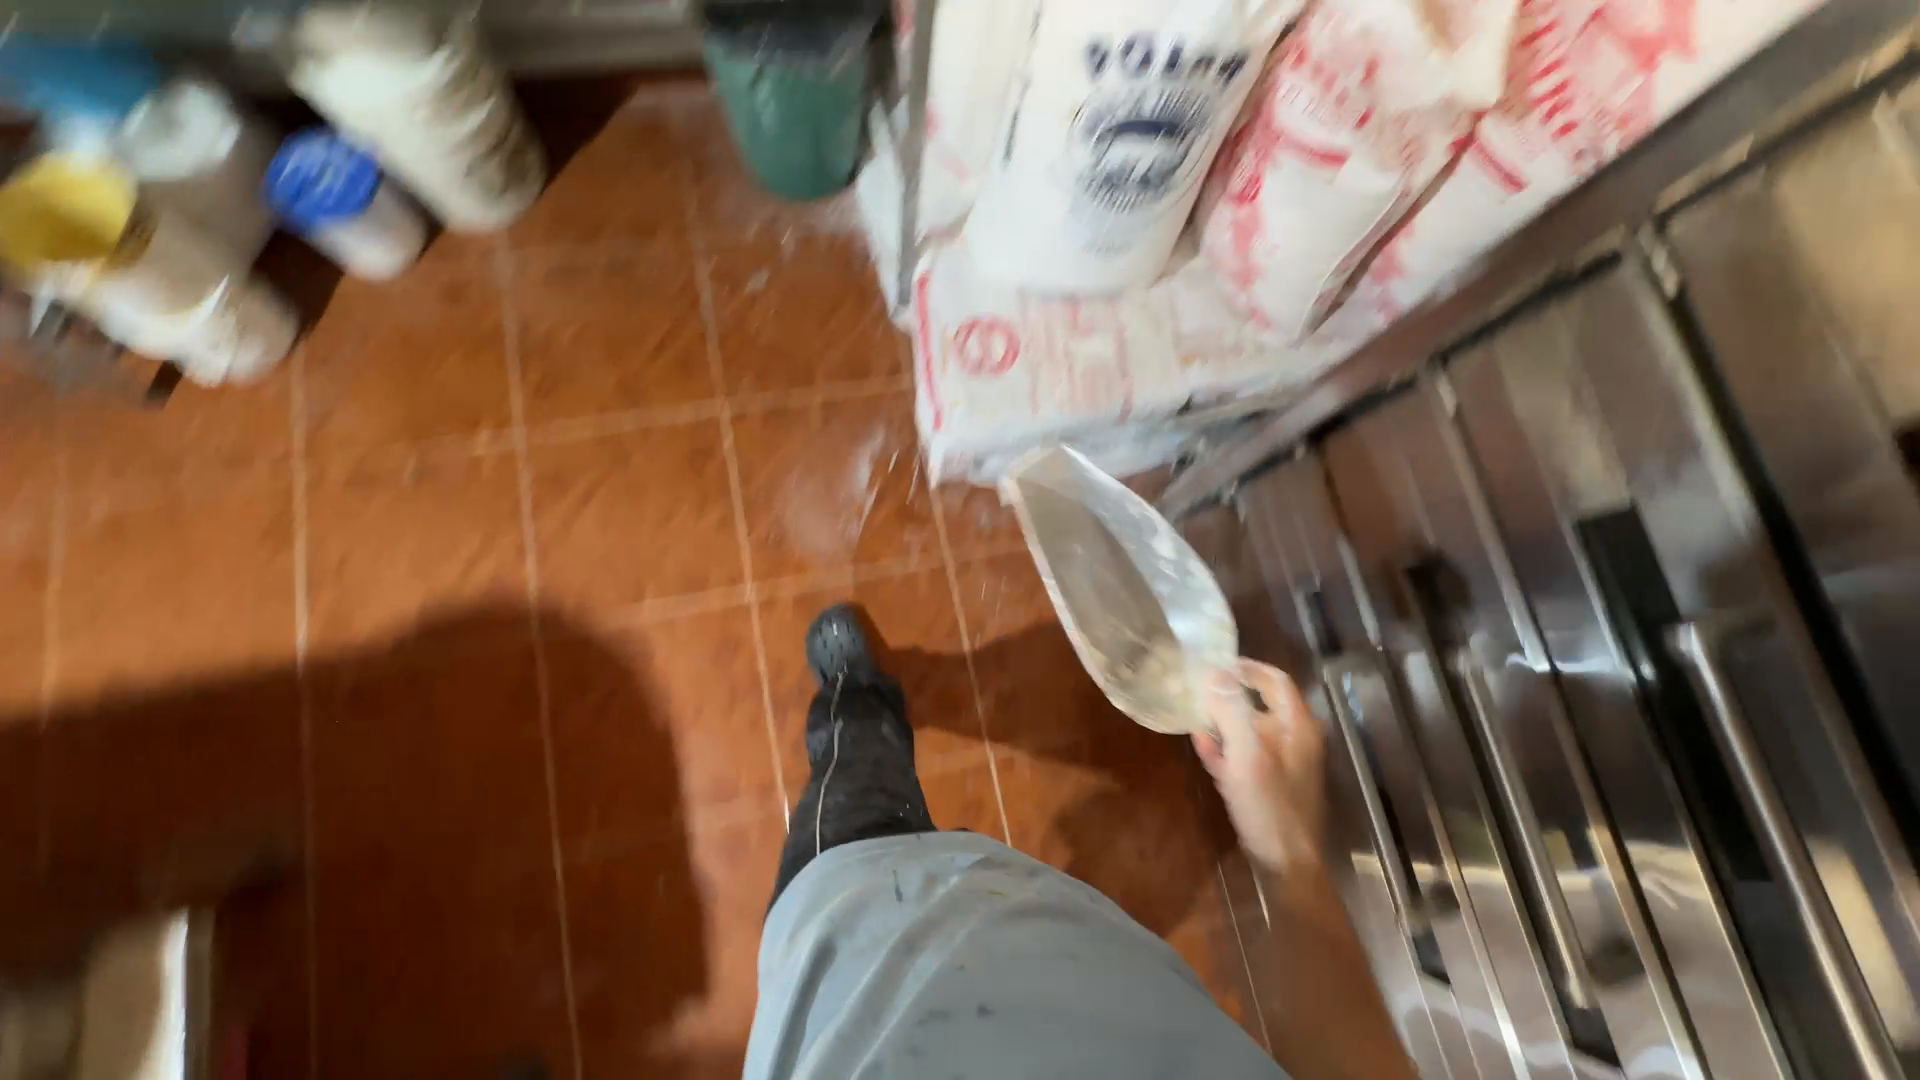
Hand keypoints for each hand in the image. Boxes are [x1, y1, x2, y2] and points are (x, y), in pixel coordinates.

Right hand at [1192, 659, 1326, 873]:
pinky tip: (1203, 748)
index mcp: (1297, 726)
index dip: (1247, 667)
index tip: (1215, 663)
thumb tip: (1214, 673)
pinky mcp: (1269, 785)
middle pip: (1259, 704)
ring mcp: (1283, 763)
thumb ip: (1231, 711)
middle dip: (1227, 696)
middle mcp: (1293, 739)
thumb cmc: (1270, 805)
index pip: (1275, 680)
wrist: (1286, 865)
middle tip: (1195, 688)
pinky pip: (1245, 756)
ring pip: (1249, 730)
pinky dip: (1225, 749)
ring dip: (1221, 722)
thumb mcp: (1246, 754)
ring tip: (1192, 716)